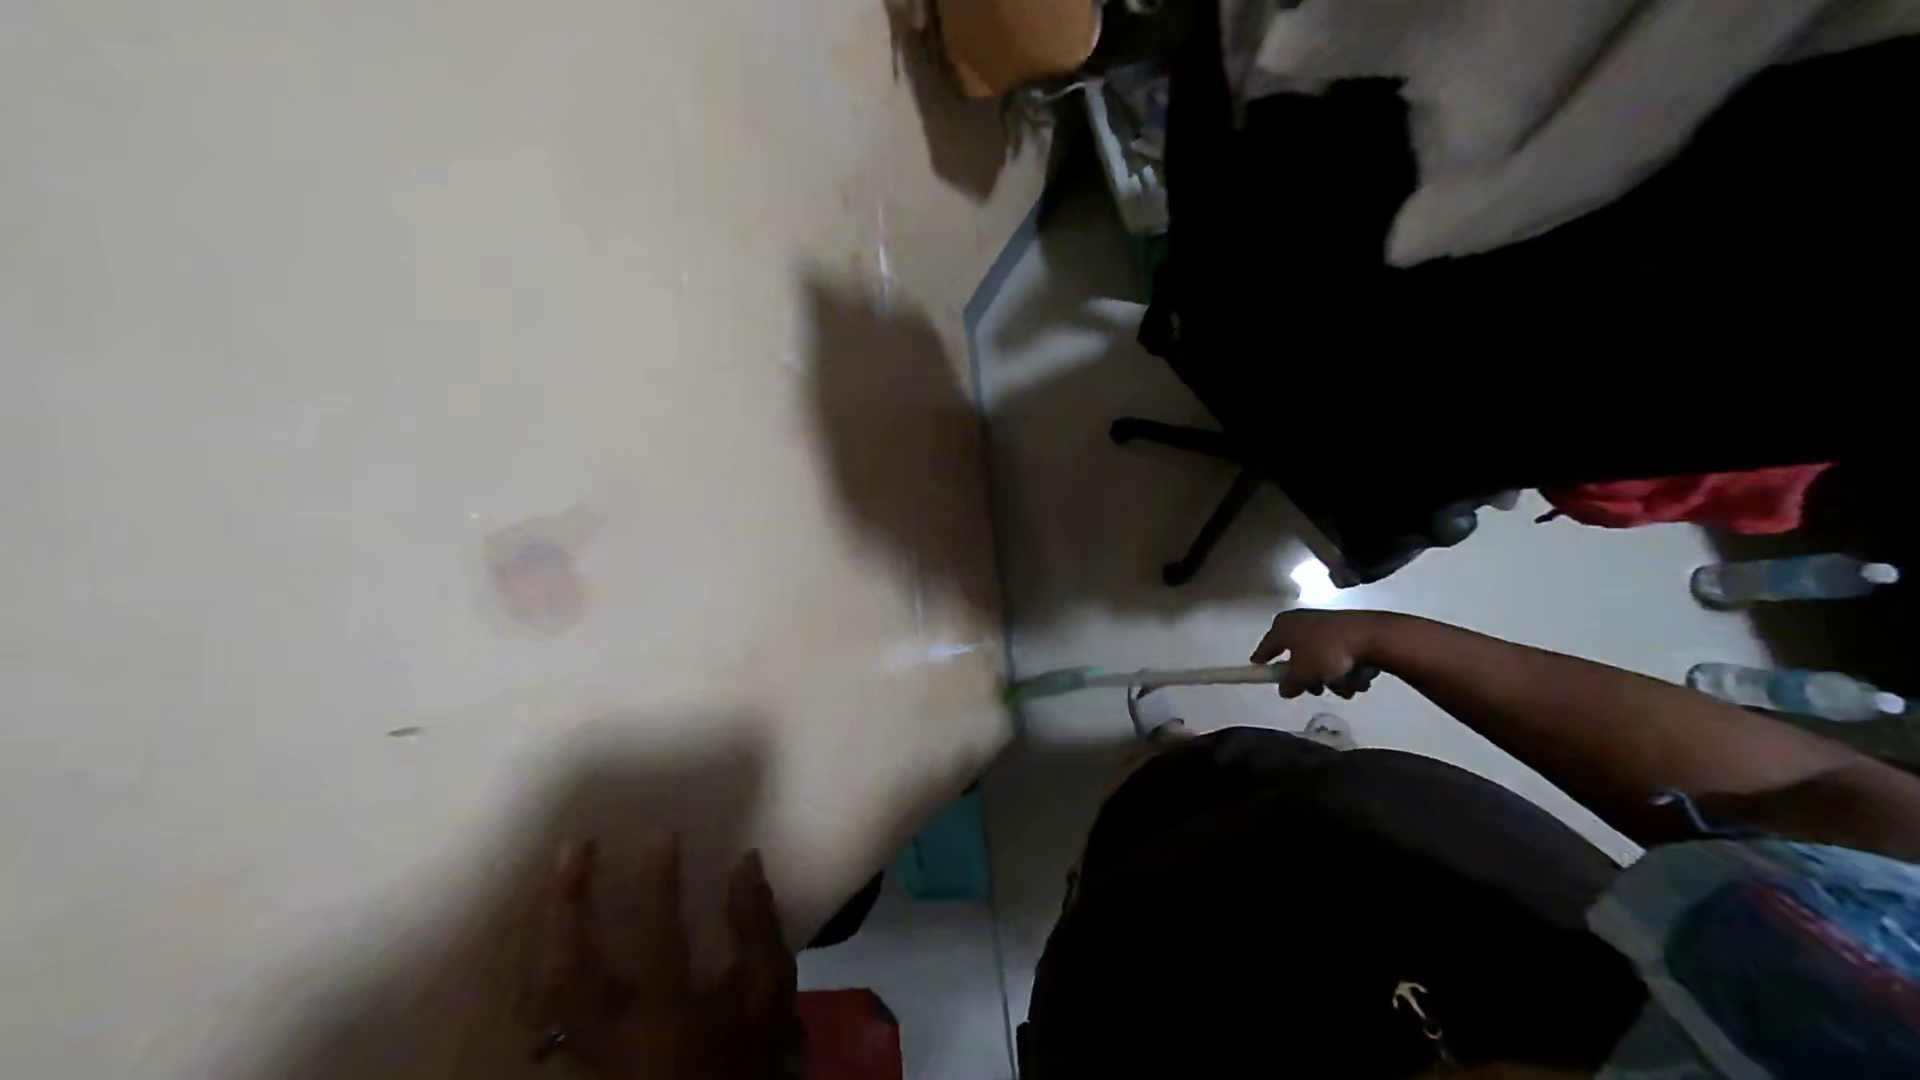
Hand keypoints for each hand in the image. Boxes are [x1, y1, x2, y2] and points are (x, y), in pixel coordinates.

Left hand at [525, 835, 800, 1079]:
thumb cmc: (748, 1053)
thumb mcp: (768, 990)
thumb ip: (756, 925)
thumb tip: (745, 861)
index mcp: (663, 1020)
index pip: (655, 942)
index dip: (658, 883)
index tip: (661, 834)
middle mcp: (610, 1039)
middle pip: (565, 974)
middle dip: (562, 906)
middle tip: (572, 848)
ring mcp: (584, 1054)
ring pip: (539, 995)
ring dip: (540, 932)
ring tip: (551, 879)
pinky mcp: (577, 1057)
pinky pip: (540, 1011)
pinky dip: (537, 966)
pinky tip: (545, 931)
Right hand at [1250, 609, 1396, 698]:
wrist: (1373, 637)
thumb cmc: (1327, 652)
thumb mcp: (1302, 674)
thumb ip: (1289, 684)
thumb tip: (1285, 690)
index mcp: (1284, 626)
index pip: (1266, 647)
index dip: (1261, 661)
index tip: (1258, 671)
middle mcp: (1302, 622)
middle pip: (1296, 657)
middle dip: (1308, 678)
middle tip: (1315, 690)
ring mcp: (1326, 626)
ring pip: (1321, 660)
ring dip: (1331, 678)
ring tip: (1344, 687)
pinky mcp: (1348, 632)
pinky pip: (1340, 655)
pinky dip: (1346, 670)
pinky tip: (1357, 679)